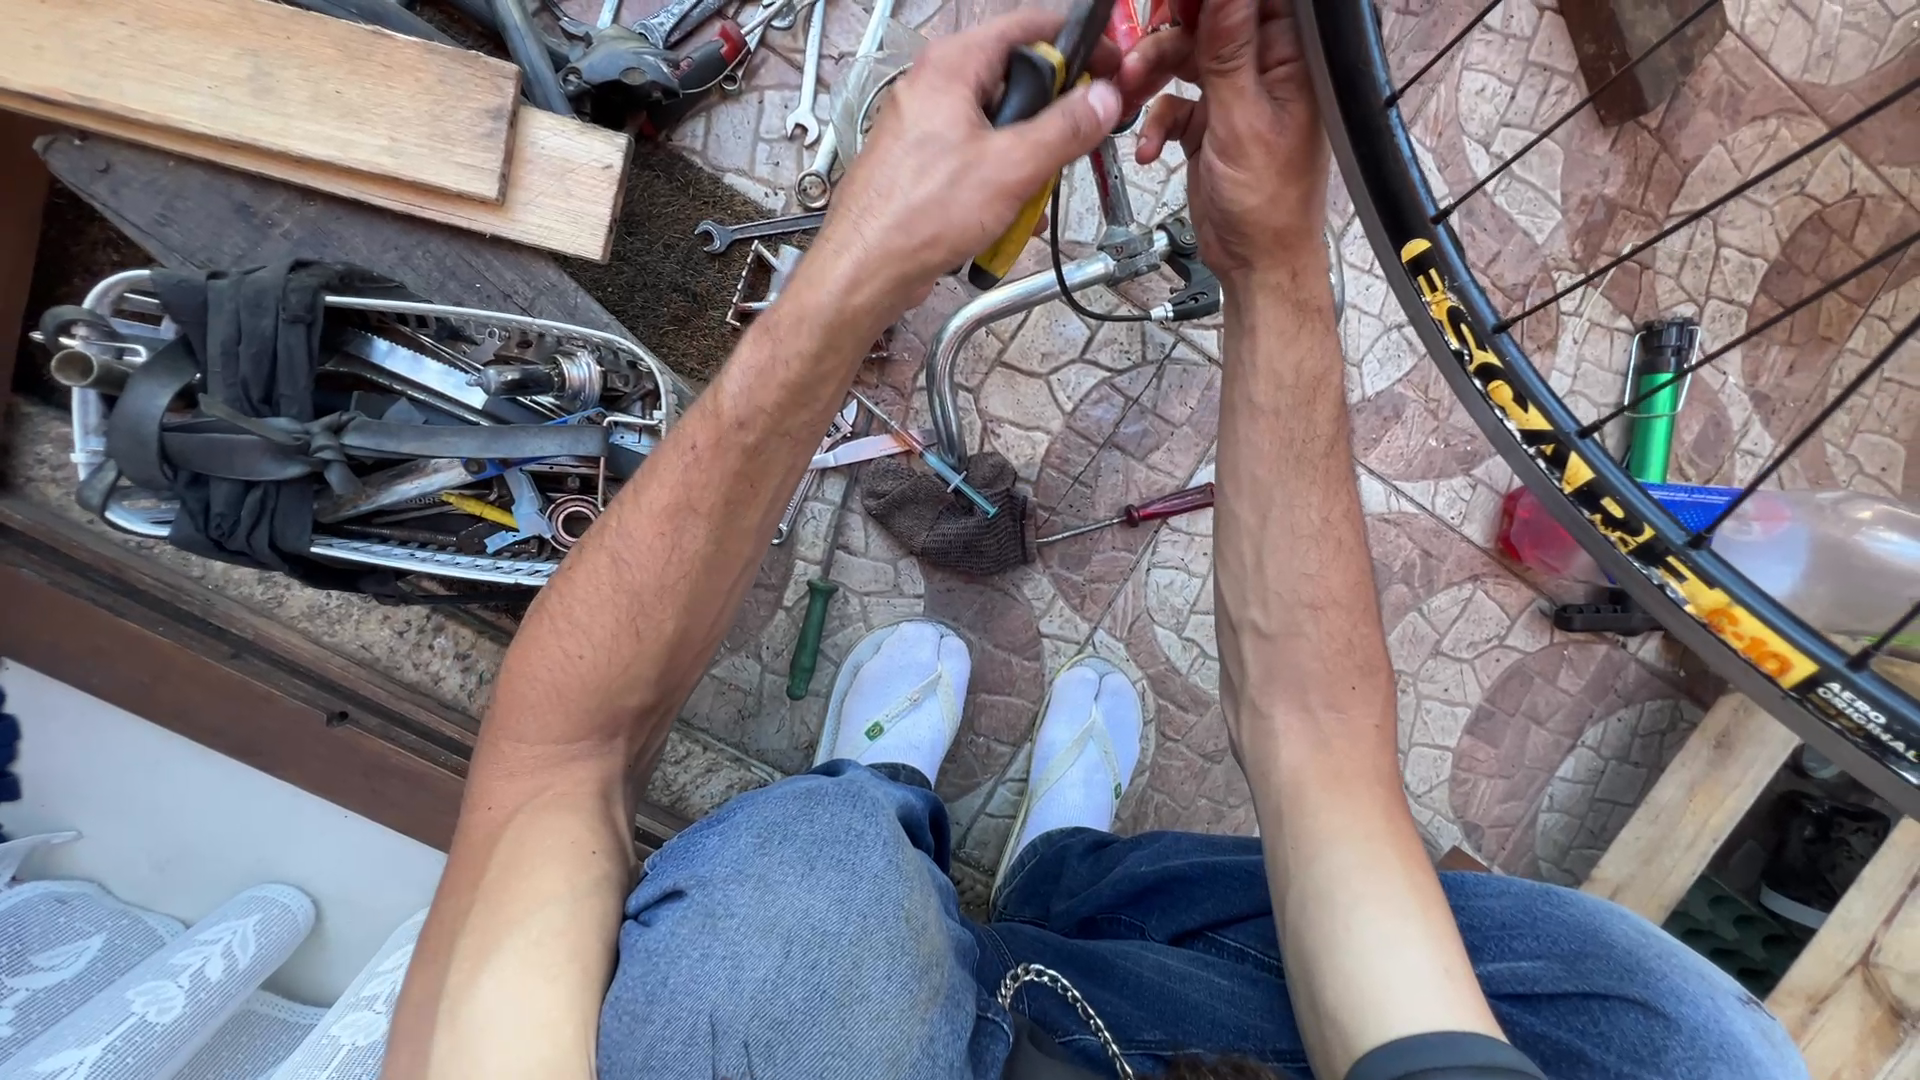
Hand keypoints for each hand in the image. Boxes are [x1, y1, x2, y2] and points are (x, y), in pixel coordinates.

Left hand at [810, 11, 1124, 310]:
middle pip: (1015, 86)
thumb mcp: (1011, 167)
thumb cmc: (916, 216)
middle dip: (1049, 124)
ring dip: (1025, 170)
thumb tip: (1101, 101)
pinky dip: (999, 192)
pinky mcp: (926, 172)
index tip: (1106, 71)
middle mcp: (935, 91)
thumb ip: (1065, 129)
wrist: (868, 270)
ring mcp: (928, 133)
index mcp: (952, 67)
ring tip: (1028, 203)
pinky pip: (977, 169)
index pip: (1029, 25)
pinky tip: (1004, 223)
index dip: (1077, 46)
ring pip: (998, 134)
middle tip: (1067, 151)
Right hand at [1117, 0, 1328, 281]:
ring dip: (1152, 75)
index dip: (1211, 0)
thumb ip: (1228, 50)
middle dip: (1170, 32)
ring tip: (1128, 92)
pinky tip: (1149, 151)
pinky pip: (1172, 107)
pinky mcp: (1206, 128)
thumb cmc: (1266, 201)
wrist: (1253, 262)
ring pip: (1185, 62)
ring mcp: (1231, 99)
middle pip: (1211, 23)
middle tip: (1136, 46)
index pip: (1253, 2)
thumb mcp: (1242, 119)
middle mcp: (1262, 69)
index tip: (1172, 3)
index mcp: (1289, 57)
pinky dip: (1155, 125)